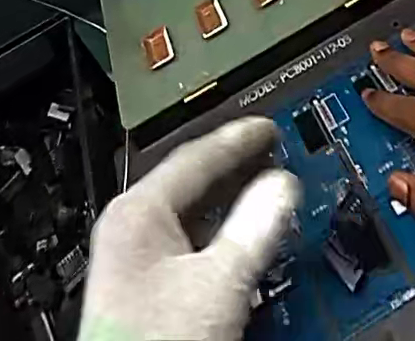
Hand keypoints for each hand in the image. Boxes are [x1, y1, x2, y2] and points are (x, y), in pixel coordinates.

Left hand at [81, 117, 298, 340]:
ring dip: (231, 200)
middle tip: (271, 148)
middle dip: (236, 166)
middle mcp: (132, 226)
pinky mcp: (146, 287)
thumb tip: (281, 188)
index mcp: (138, 211)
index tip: (268, 127)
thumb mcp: (217, 285)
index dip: (238, 138)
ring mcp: (136, 257)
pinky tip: (243, 237)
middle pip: (194, 180)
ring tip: (264, 184)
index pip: (197, 156)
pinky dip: (221, 233)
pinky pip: (190, 241)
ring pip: (193, 212)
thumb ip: (254, 228)